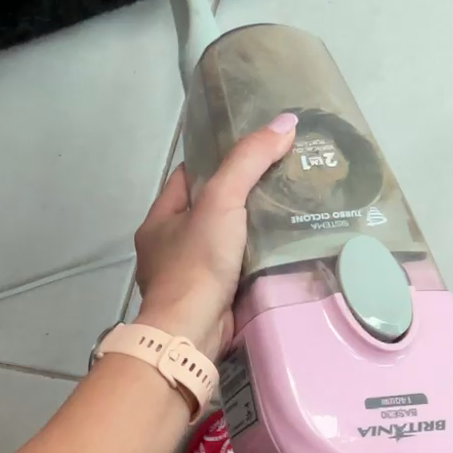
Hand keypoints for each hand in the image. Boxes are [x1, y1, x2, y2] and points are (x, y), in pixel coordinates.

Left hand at [132, 113, 297, 357]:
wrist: (191, 330)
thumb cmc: (196, 263)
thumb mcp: (220, 201)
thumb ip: (248, 161)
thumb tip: (284, 122)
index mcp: (159, 221)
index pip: (188, 177)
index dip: (220, 159)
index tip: (257, 148)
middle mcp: (168, 247)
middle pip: (210, 209)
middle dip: (243, 194)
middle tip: (286, 175)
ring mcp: (188, 275)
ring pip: (226, 240)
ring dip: (254, 228)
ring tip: (294, 205)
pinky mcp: (210, 298)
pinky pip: (236, 268)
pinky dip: (257, 257)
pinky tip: (286, 245)